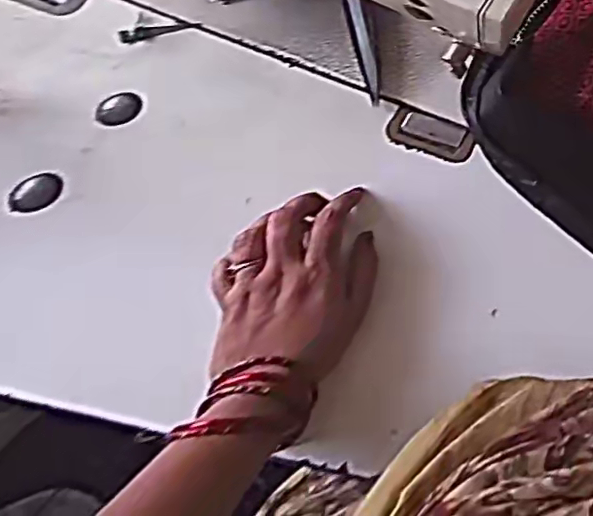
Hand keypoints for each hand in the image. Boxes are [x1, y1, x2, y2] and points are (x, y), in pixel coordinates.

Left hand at [208, 190, 378, 383]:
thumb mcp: (355, 312)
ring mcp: (253, 283)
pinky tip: (249, 253)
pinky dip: (238, 253)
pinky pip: (227, 266)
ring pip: (254, 233)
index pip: (331, 218)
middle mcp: (283, 271)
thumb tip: (366, 243)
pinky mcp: (230, 299)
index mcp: (317, 272)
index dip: (344, 201)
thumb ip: (363, 270)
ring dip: (271, 218)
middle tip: (317, 202)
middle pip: (288, 216)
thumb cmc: (311, 356)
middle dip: (305, 201)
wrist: (264, 393)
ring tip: (283, 219)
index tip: (352, 198)